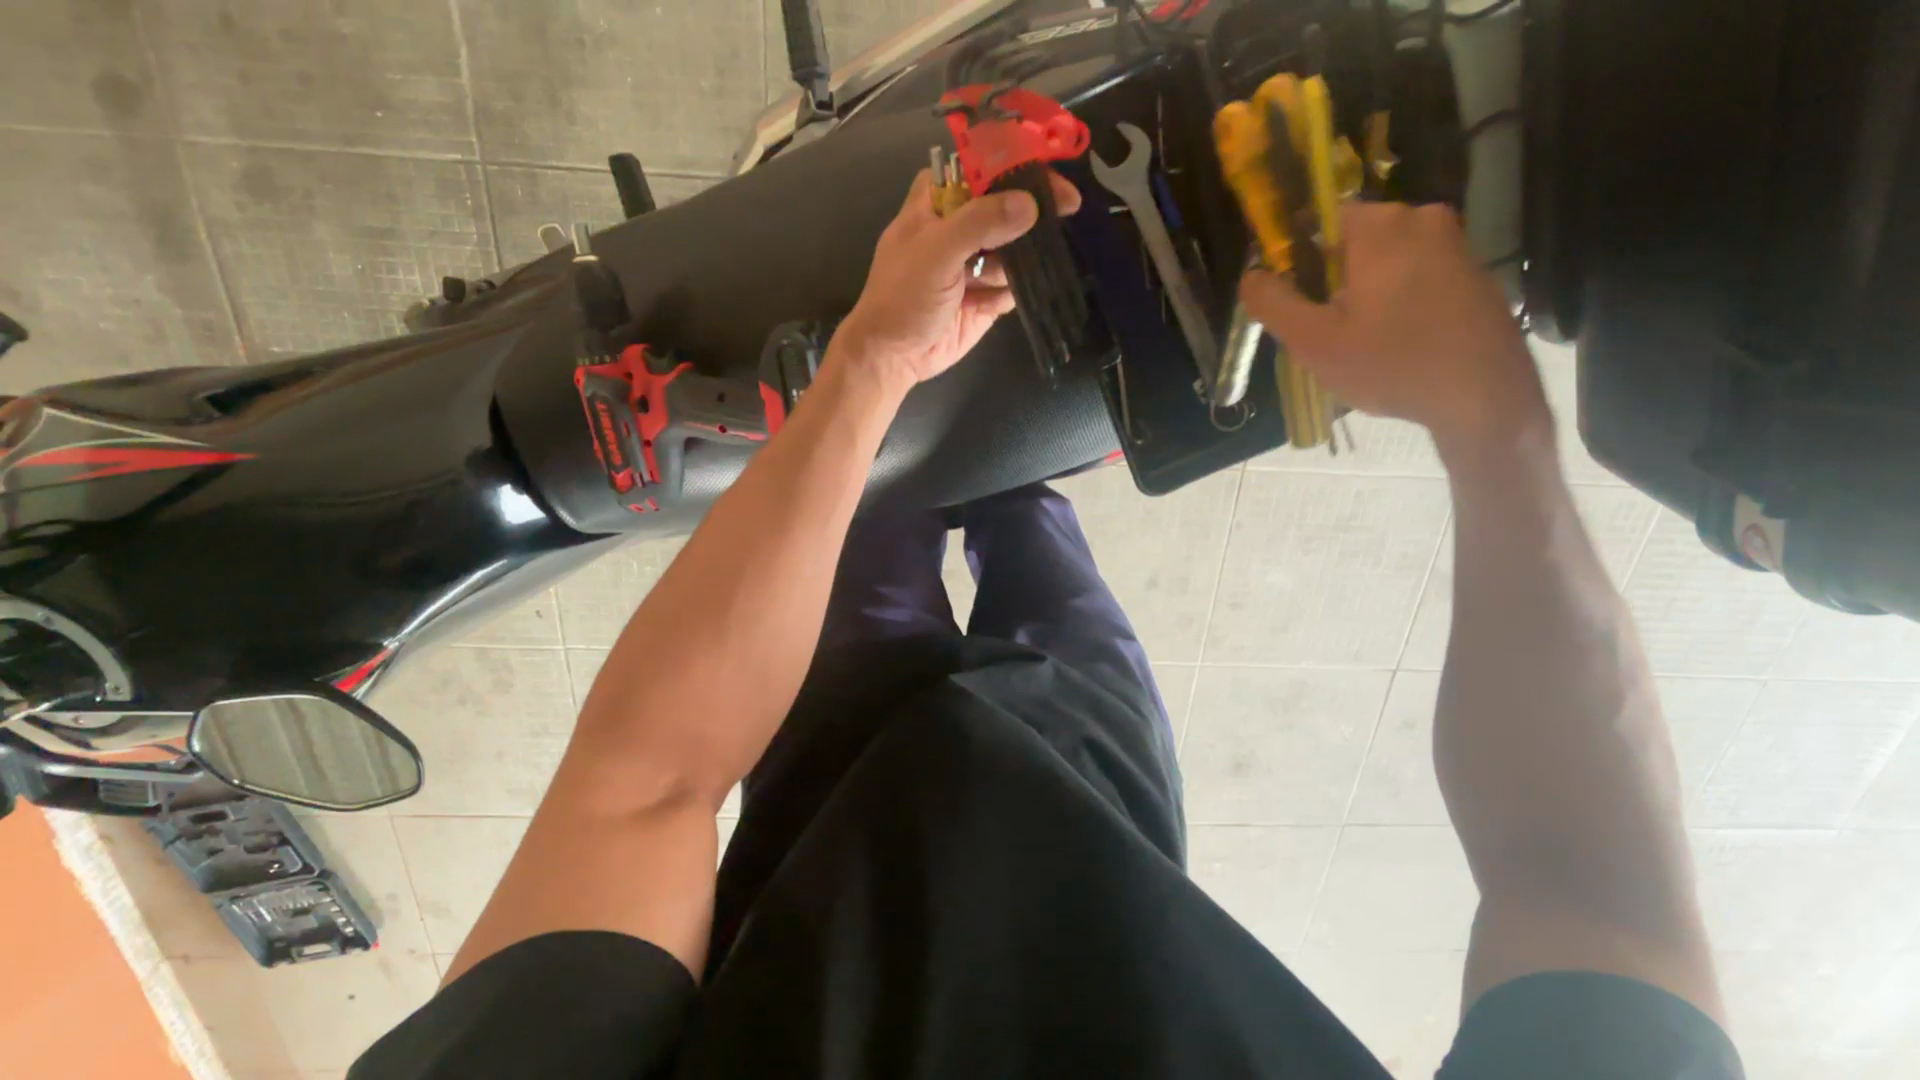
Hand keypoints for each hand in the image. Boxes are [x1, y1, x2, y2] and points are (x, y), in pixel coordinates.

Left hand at [830, 168, 1081, 388]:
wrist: (893, 356)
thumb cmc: (902, 297)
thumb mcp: (936, 251)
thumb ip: (980, 223)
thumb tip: (1030, 204)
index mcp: (939, 200)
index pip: (984, 168)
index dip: (1018, 167)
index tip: (1051, 177)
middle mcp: (961, 224)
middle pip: (1009, 205)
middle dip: (1032, 212)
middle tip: (1066, 209)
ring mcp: (977, 260)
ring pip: (1018, 245)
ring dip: (1022, 258)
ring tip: (994, 276)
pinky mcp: (988, 294)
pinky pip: (1014, 284)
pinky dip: (1011, 291)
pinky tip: (989, 302)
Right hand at [1240, 203, 1548, 463]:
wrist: (1485, 398)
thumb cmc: (1392, 364)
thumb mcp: (1314, 341)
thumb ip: (1273, 302)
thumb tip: (1251, 276)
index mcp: (1380, 225)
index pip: (1319, 219)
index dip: (1296, 258)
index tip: (1293, 300)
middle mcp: (1422, 219)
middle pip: (1353, 242)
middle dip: (1332, 280)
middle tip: (1324, 330)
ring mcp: (1455, 245)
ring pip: (1386, 261)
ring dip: (1365, 293)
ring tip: (1359, 343)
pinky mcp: (1474, 273)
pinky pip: (1417, 277)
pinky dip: (1399, 301)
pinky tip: (1397, 344)